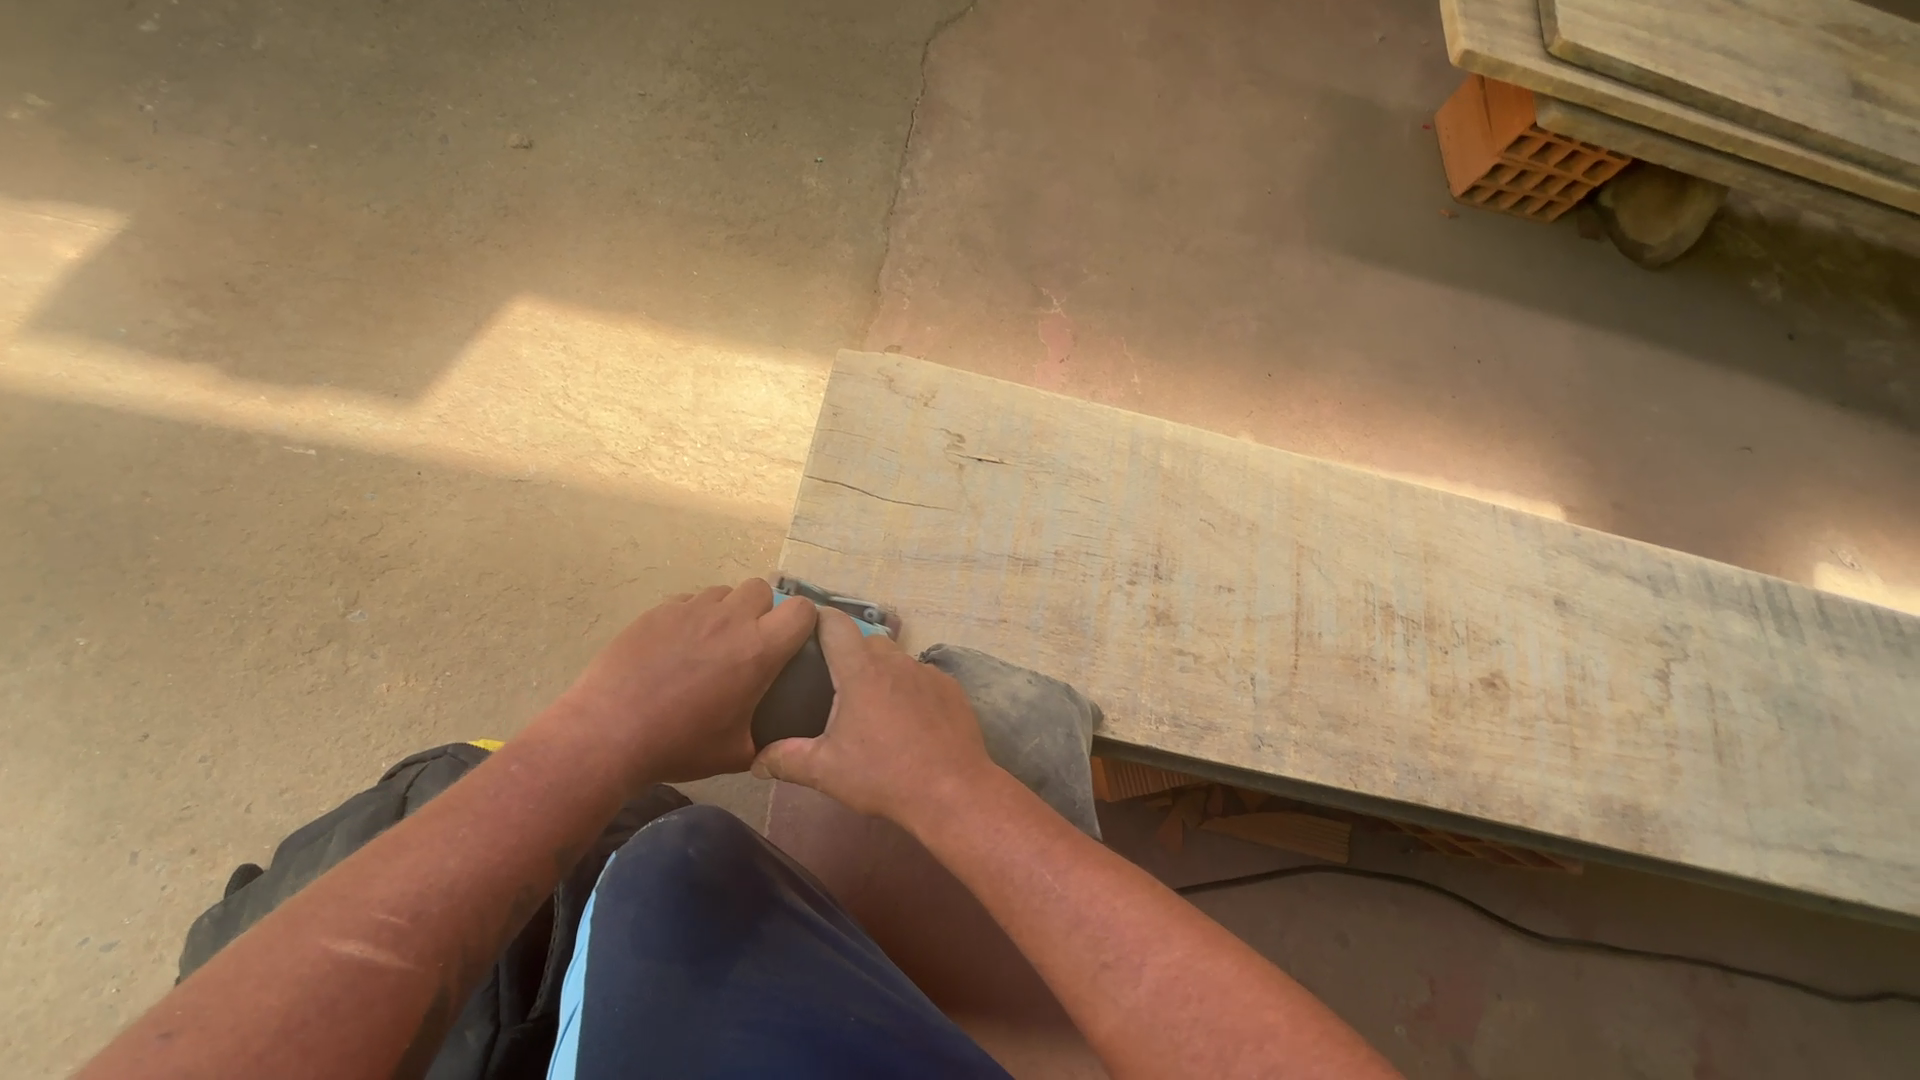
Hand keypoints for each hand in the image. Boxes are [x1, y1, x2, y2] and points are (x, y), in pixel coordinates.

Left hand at [550, 578, 816, 785]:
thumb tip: (782, 745)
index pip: (802, 610)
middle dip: (762, 611)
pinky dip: (693, 617)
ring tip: (711, 643)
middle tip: (749, 642)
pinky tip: (679, 646)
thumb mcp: (736, 754)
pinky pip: (689, 601)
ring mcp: (691, 610)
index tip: (793, 642)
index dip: (803, 622)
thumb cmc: (678, 745)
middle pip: (761, 590)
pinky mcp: (659, 611)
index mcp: (759, 651)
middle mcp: (730, 620)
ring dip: (727, 611)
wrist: (607, 734)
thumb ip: (768, 740)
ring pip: (724, 592)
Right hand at [751, 608, 998, 830]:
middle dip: (849, 655)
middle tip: (833, 686)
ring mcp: (927, 672)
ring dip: (882, 674)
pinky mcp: (950, 688)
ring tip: (872, 707)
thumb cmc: (883, 775)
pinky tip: (908, 721)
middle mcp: (894, 661)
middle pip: (866, 642)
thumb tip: (755, 761)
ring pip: (896, 660)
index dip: (817, 621)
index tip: (804, 633)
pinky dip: (910, 690)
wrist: (951, 791)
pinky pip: (922, 678)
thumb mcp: (825, 771)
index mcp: (860, 671)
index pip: (834, 624)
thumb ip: (786, 760)